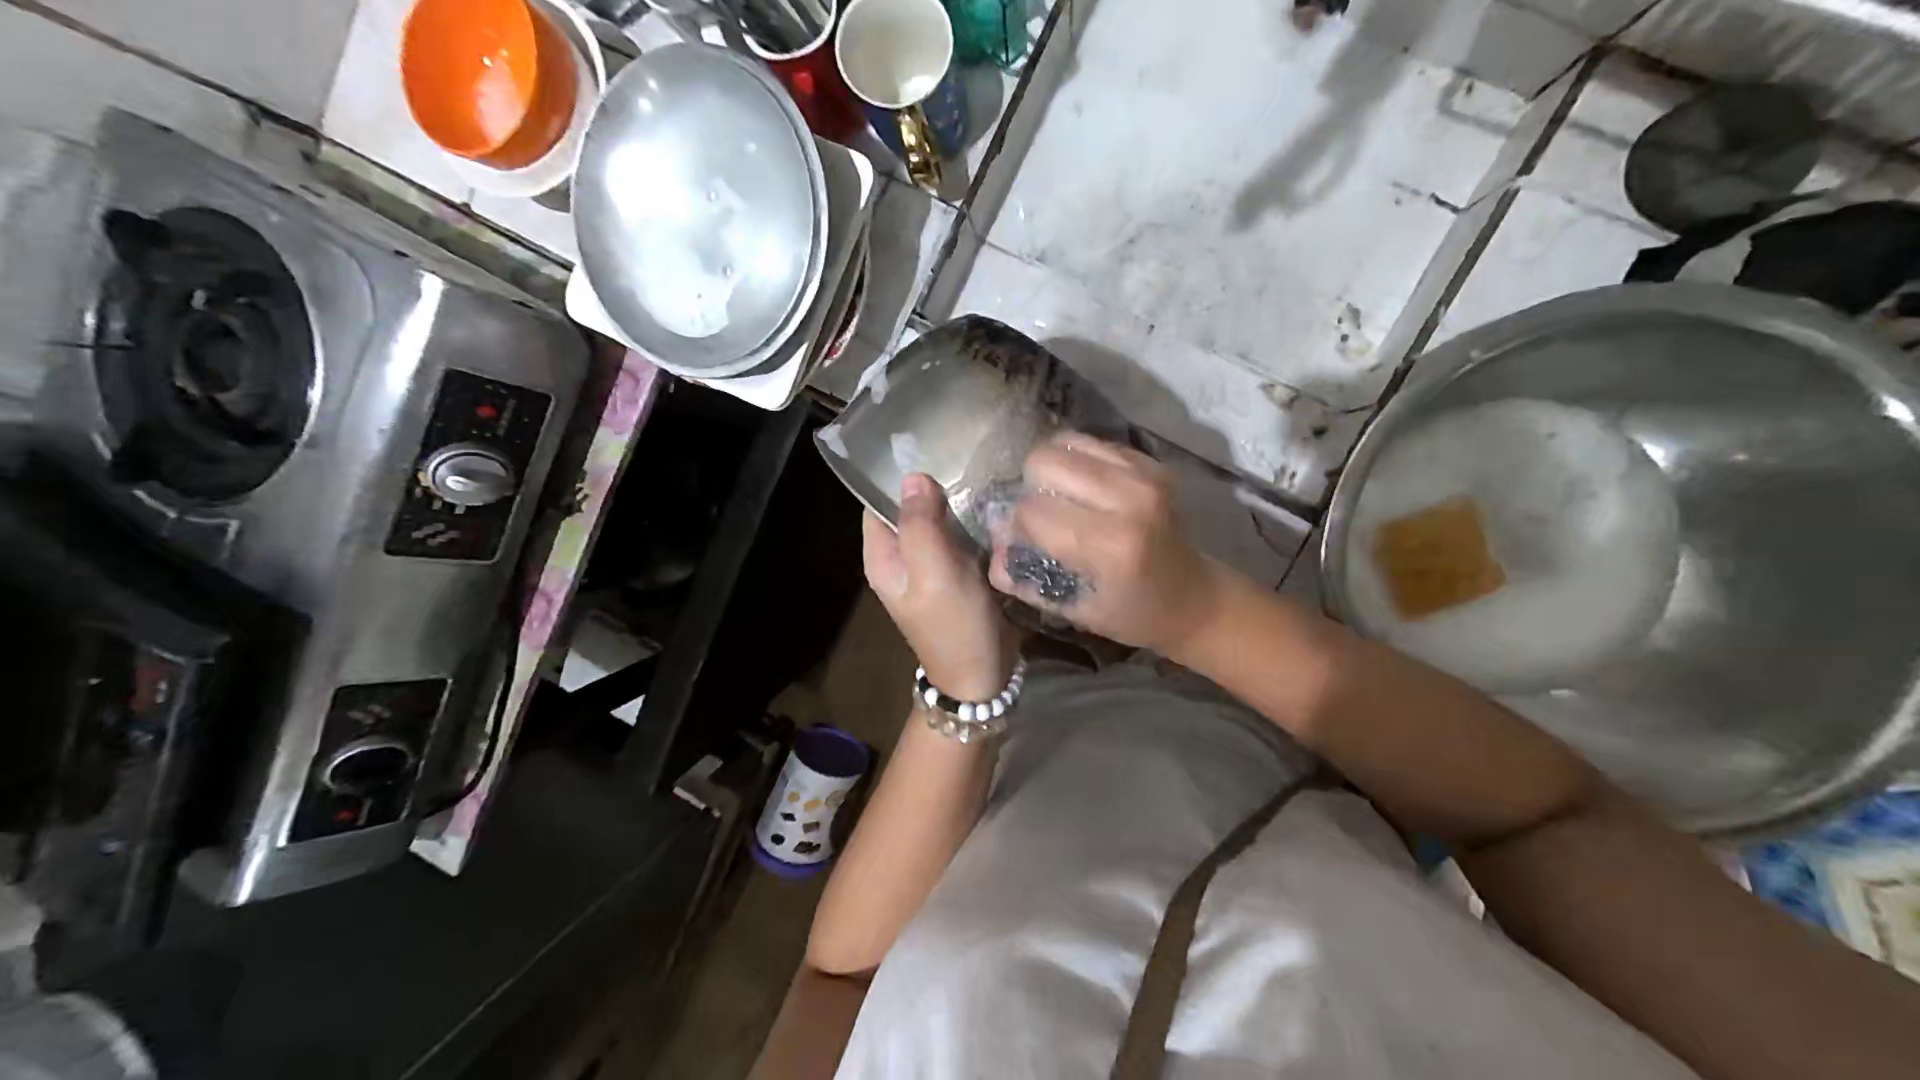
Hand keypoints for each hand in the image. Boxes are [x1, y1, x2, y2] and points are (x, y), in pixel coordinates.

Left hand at [864, 473, 1016, 700]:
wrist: (984, 676)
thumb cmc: (955, 625)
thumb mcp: (935, 572)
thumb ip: (920, 524)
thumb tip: (913, 476)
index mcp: (882, 556)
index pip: (879, 501)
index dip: (901, 478)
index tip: (935, 454)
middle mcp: (901, 557)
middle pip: (910, 508)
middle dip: (935, 488)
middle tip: (969, 464)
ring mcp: (929, 565)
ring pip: (938, 520)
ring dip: (958, 504)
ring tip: (986, 480)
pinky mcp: (956, 572)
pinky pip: (960, 536)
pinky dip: (973, 524)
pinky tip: (993, 510)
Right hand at [988, 433, 1227, 654]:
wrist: (1194, 597)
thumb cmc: (1130, 613)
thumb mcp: (1072, 610)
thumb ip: (1025, 578)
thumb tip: (993, 545)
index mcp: (1110, 545)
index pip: (1032, 510)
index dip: (1015, 523)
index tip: (1020, 538)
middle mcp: (1130, 500)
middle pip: (1044, 460)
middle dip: (1030, 486)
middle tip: (1040, 511)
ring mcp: (1145, 475)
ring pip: (1066, 442)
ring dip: (1052, 468)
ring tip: (1061, 496)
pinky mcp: (1152, 463)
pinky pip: (1092, 443)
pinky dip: (1078, 461)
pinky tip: (1085, 490)